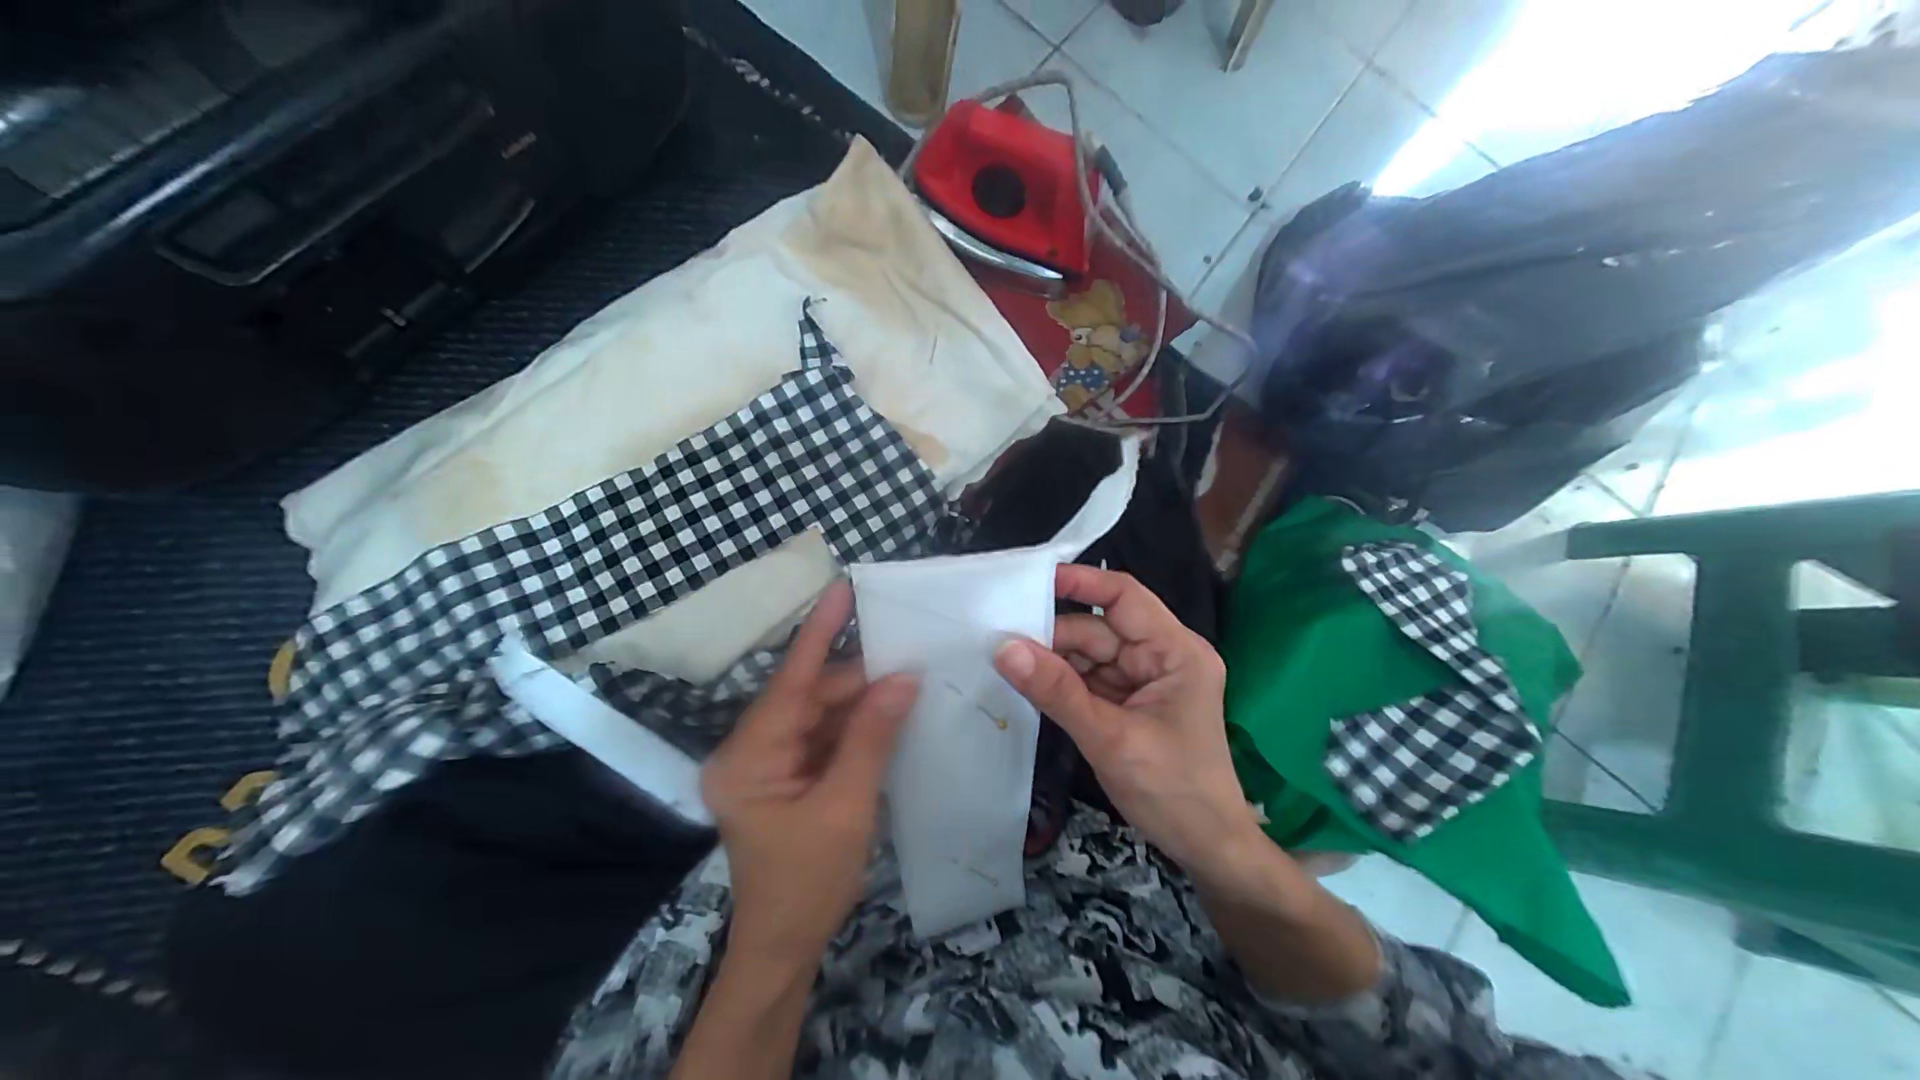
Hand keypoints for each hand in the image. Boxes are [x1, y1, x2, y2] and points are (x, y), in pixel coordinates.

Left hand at [702, 582, 918, 967]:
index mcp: (747, 757)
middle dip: (857, 676)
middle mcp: (749, 750)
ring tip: (907, 674)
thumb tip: (904, 678)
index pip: (791, 681)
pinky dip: (855, 726)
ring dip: (861, 700)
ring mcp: (766, 763)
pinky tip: (890, 710)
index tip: (842, 588)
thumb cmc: (808, 884)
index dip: (820, 633)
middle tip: (908, 648)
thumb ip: (872, 736)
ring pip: (820, 714)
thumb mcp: (846, 807)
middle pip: (810, 696)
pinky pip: (823, 736)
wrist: (784, 949)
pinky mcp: (784, 775)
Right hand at [993, 565, 1266, 894]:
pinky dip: (1062, 685)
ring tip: (1005, 665)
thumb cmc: (1173, 791)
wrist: (1208, 849)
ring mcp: (1146, 681)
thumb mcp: (1111, 739)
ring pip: (1089, 656)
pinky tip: (1029, 687)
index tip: (1030, 583)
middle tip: (999, 642)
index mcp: (1175, 652)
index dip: (1081, 583)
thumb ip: (1057, 692)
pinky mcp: (1131, 703)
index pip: (1124, 597)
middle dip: (1053, 637)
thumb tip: (1004, 648)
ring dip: (1053, 663)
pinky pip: (1089, 681)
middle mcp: (1162, 657)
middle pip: (1098, 630)